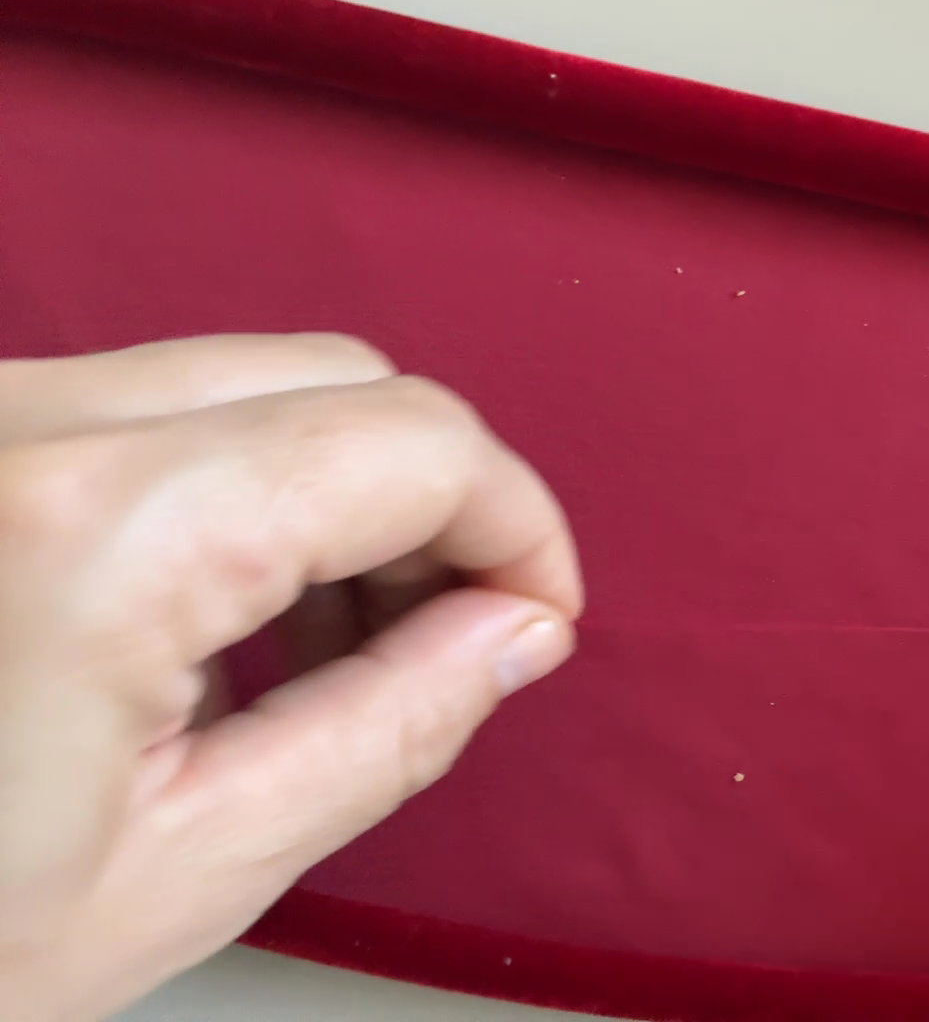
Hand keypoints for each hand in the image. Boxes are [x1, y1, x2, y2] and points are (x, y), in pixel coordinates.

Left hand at [0, 335, 582, 1020]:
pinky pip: (179, 415)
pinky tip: (240, 611)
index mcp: (90, 533)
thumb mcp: (172, 878)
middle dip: (451, 501)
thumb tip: (524, 632)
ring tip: (344, 633)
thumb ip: (397, 726)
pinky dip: (274, 495)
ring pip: (276, 387)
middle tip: (457, 621)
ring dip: (367, 498)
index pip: (427, 446)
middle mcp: (3, 424)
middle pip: (359, 385)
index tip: (540, 614)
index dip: (524, 526)